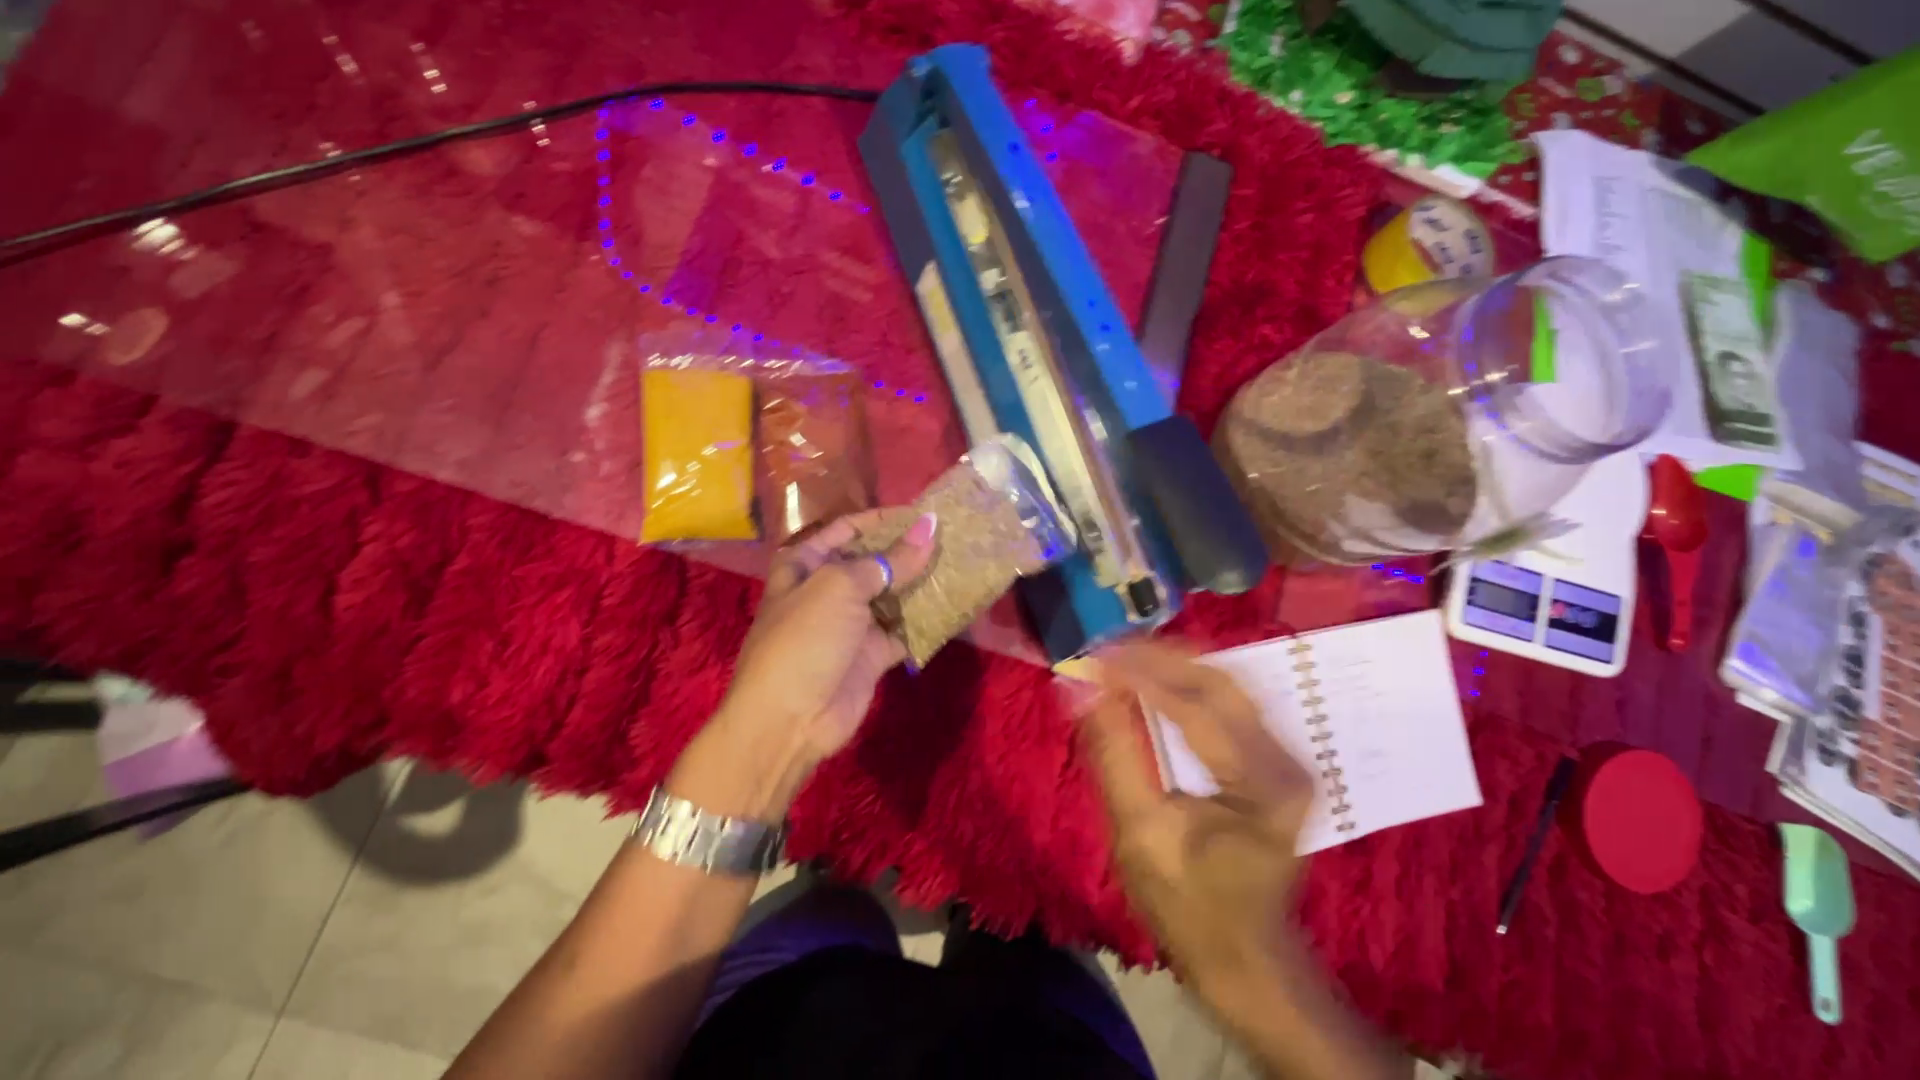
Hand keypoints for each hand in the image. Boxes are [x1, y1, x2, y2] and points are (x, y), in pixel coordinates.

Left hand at [669, 511, 937, 819]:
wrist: (789, 719)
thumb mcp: (841, 587)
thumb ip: (889, 559)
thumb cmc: (804, 639)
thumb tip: (930, 526)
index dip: (881, 519)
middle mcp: (827, 591)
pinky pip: (904, 632)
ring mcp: (851, 625)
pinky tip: (957, 604)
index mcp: (805, 565)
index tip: (923, 513)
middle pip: (873, 563)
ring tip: (963, 563)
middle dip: (908, 551)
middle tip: (953, 537)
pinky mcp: (871, 656)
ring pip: (892, 597)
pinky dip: (927, 621)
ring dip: (922, 583)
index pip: (846, 530)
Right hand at [1079, 642, 1314, 996]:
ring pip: (1226, 687)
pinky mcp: (1274, 762)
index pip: (1197, 706)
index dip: (1140, 675)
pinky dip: (1185, 689)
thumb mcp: (1140, 834)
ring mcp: (1287, 758)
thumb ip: (1114, 754)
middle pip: (1220, 683)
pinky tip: (1151, 684)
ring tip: (1120, 659)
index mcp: (1265, 782)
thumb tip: (1080, 687)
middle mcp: (1288, 759)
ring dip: (1172, 668)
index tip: (1092, 658)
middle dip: (1158, 659)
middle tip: (1104, 650)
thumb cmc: (1188, 908)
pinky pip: (1228, 707)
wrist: (1244, 956)